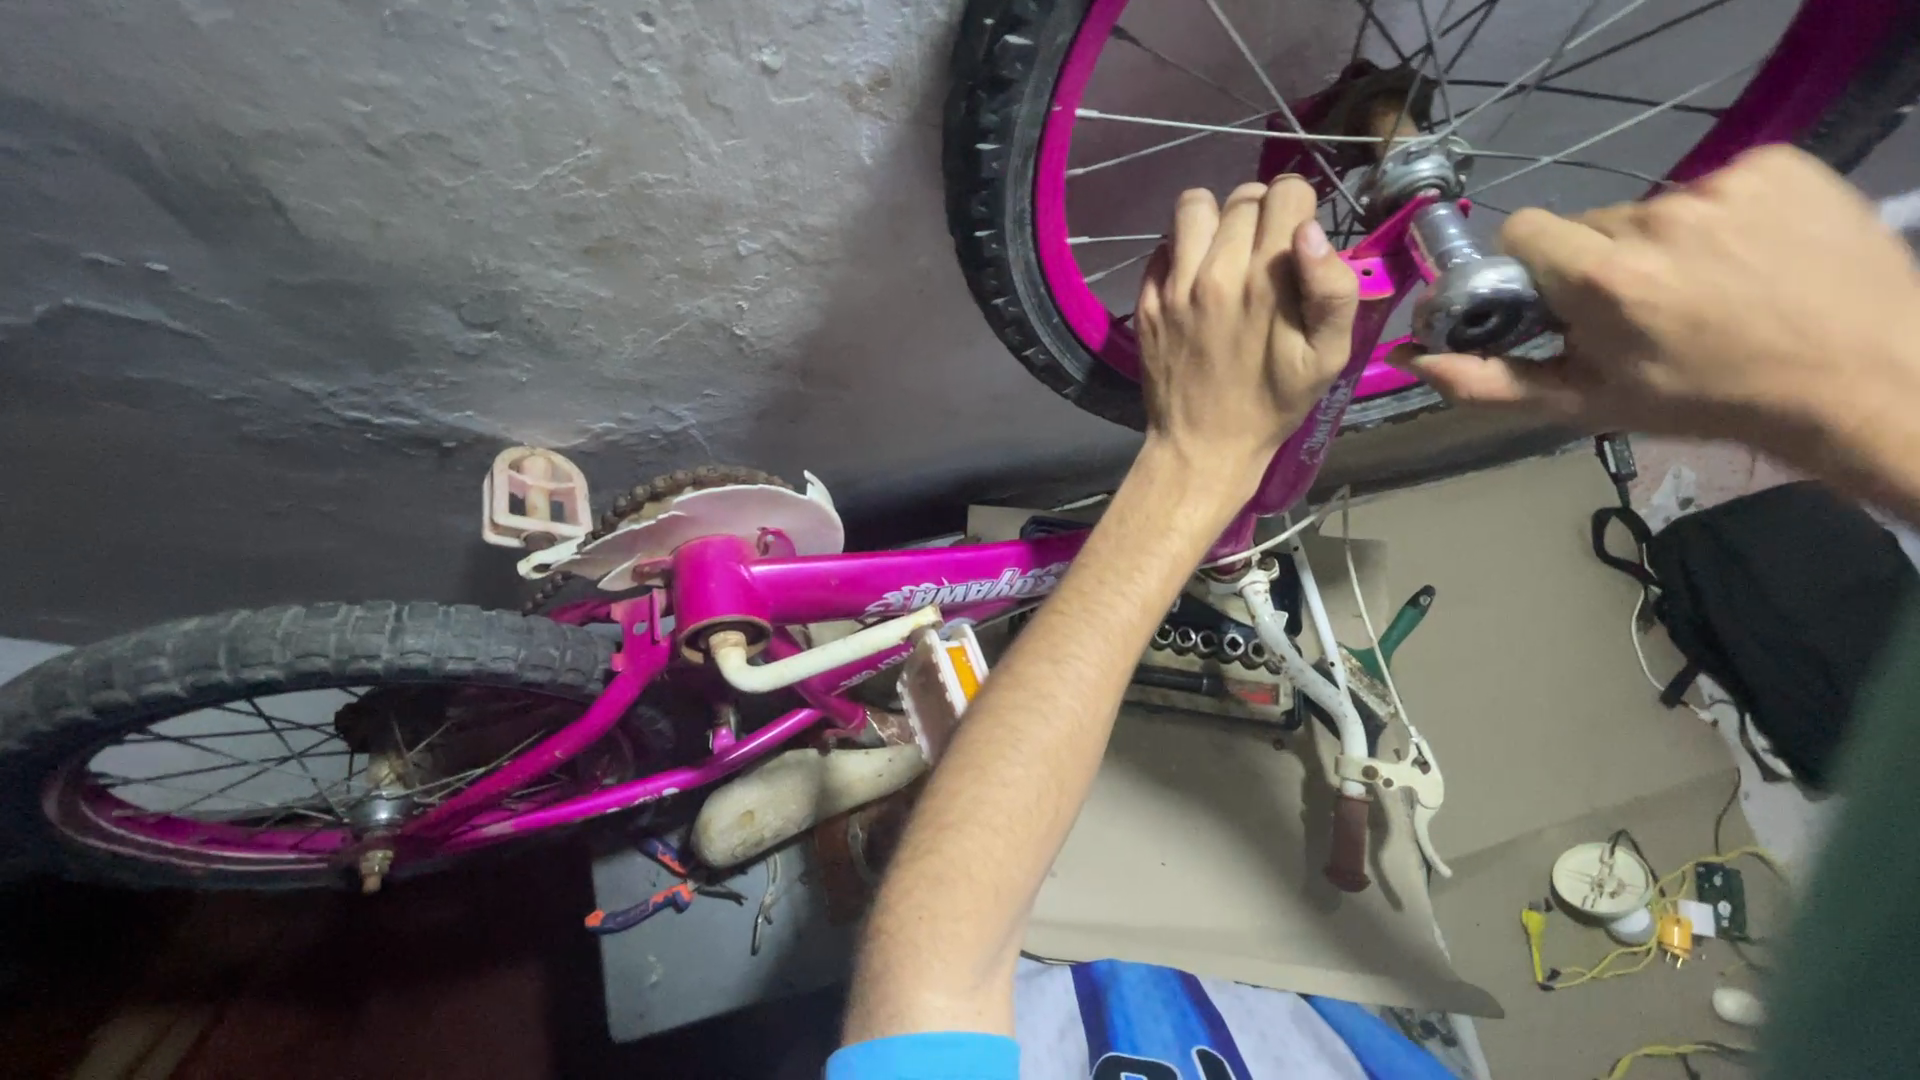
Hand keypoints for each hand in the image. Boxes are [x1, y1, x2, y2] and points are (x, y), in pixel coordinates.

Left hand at [1135, 177, 1359, 494]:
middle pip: (1242, 197)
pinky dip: (1179, 252)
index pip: (1286, 192)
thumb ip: (1333, 287)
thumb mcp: (1327, 355)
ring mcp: (1173, 286)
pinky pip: (1160, 247)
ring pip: (1193, 206)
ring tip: (1224, 253)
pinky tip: (1193, 281)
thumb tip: (1311, 229)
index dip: (1298, 208)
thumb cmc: (1273, 402)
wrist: (1203, 445)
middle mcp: (1215, 272)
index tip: (1295, 237)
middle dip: (1260, 214)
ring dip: (1214, 220)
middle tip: (1263, 254)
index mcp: (1267, 278)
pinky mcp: (1145, 303)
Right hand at [1400, 146, 1919, 461]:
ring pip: (1649, 209)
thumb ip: (1485, 381)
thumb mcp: (1580, 403)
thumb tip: (1408, 358)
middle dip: (1594, 262)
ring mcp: (1724, 186)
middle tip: (1634, 306)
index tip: (1554, 297)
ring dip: (1656, 245)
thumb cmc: (1700, 398)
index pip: (1523, 230)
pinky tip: (1746, 255)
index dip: (1530, 263)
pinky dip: (1716, 219)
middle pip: (1587, 225)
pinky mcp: (1779, 164)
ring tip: (1700, 285)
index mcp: (1601, 278)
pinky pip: (1712, 185)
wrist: (1860, 375)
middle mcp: (1656, 218)